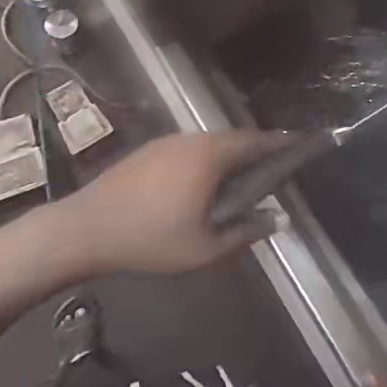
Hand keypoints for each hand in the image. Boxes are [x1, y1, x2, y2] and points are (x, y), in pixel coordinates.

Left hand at [57, 130, 291, 274]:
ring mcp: (166, 142)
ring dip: (228, 158)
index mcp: (211, 155)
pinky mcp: (147, 151)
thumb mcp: (206, 248)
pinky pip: (188, 150)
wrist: (85, 229)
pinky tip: (200, 185)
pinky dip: (205, 162)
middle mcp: (191, 139)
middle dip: (256, 153)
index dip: (281, 144)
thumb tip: (281, 217)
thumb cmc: (151, 239)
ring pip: (209, 144)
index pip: (257, 141)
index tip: (301, 147)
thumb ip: (247, 231)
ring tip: (240, 181)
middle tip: (272, 172)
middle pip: (233, 140)